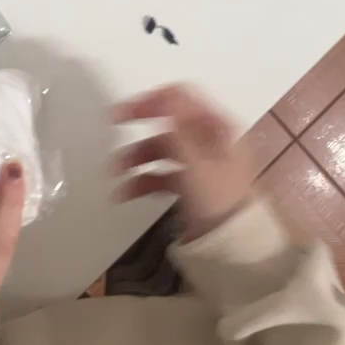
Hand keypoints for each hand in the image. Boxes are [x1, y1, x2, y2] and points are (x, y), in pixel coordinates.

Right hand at [112, 84, 255, 239]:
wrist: (233, 247)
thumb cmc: (219, 200)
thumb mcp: (197, 162)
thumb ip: (178, 129)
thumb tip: (164, 96)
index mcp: (217, 127)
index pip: (182, 98)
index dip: (153, 100)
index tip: (126, 110)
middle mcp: (209, 139)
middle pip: (168, 123)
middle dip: (140, 129)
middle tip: (112, 125)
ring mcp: (198, 162)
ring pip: (161, 149)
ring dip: (136, 157)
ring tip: (115, 173)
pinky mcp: (189, 184)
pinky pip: (161, 174)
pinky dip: (143, 180)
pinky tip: (125, 193)